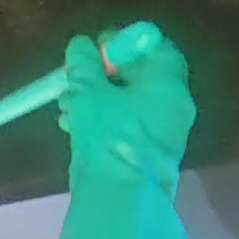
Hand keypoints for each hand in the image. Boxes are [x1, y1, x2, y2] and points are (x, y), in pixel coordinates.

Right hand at [57, 28, 195, 195]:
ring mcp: (162, 131)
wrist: (120, 195)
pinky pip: (124, 125)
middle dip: (101, 74)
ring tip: (65, 106)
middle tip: (74, 79)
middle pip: (139, 75)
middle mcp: (173, 103)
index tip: (93, 49)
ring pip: (127, 102)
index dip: (122, 44)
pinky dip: (100, 121)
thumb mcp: (88, 94)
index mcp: (167, 82)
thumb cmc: (108, 136)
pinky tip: (72, 126)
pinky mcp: (146, 153)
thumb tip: (80, 43)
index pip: (153, 46)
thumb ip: (83, 65)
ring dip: (95, 99)